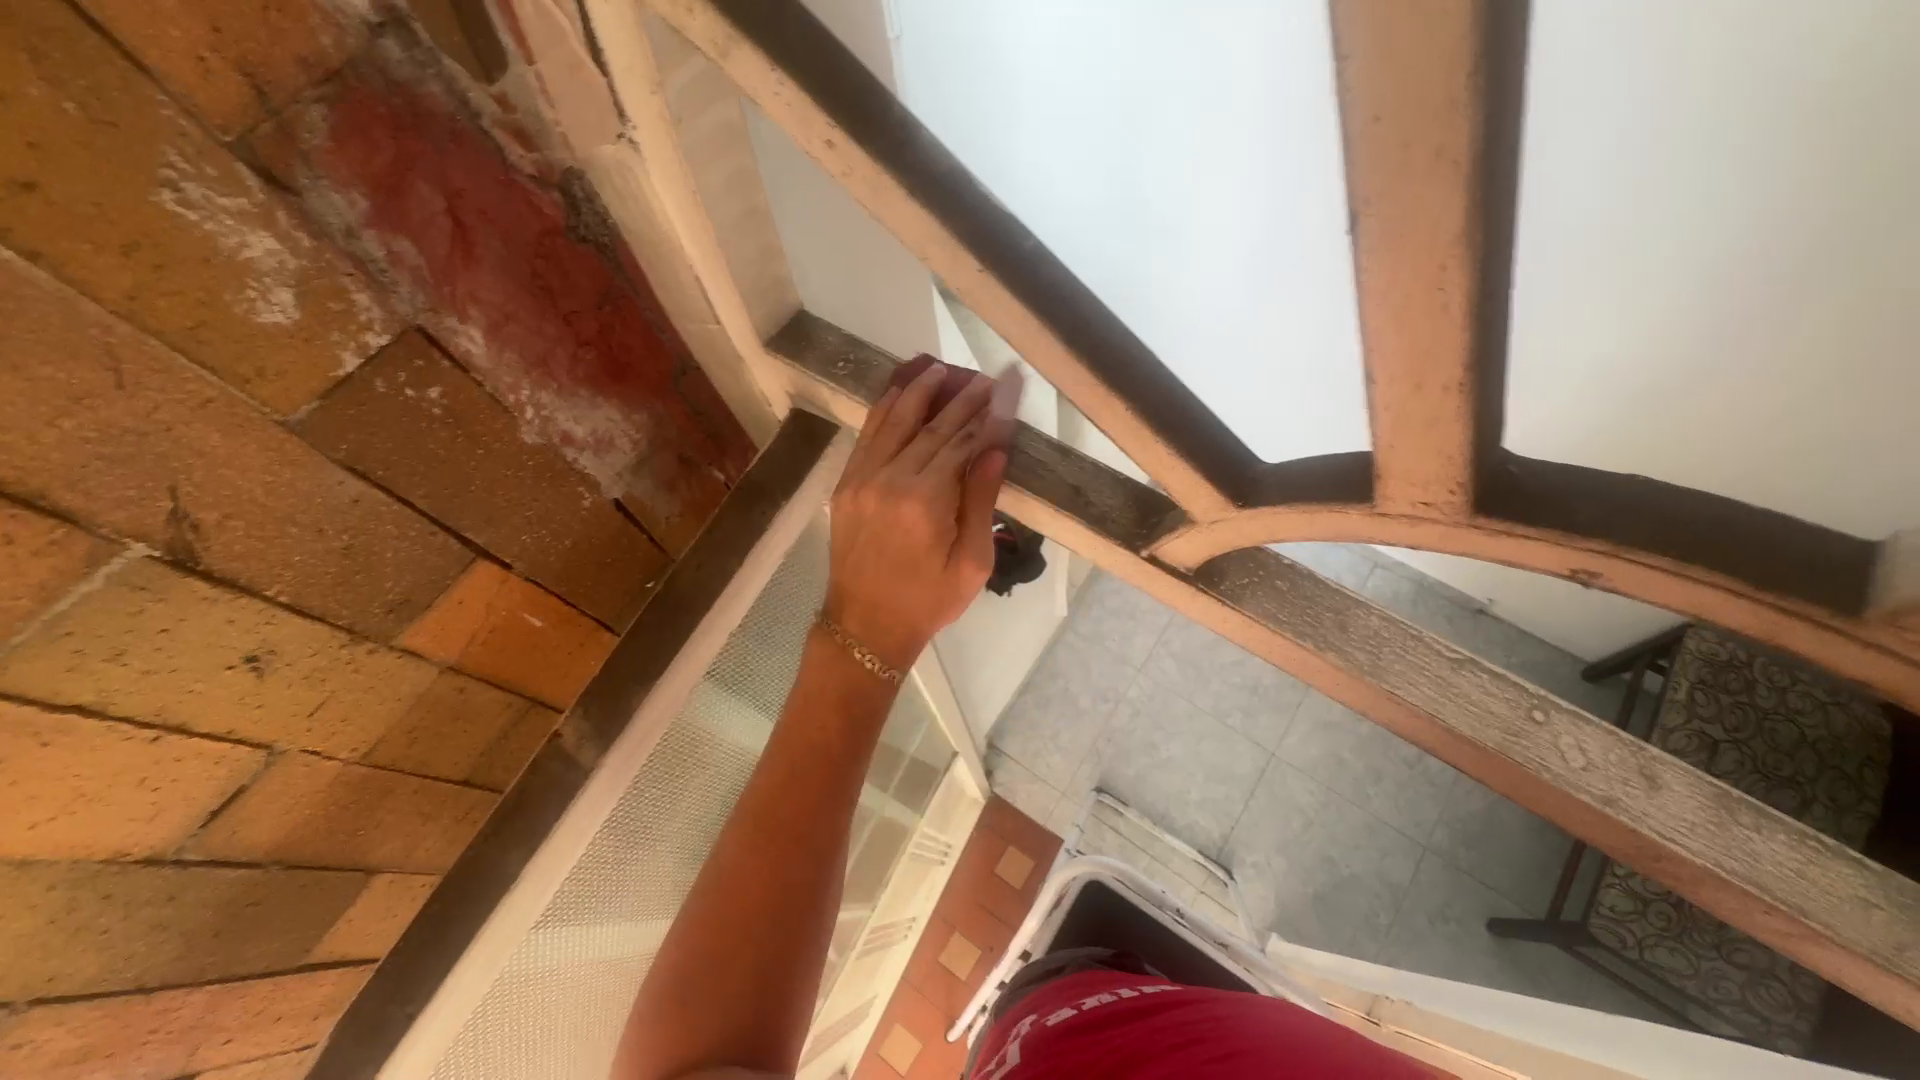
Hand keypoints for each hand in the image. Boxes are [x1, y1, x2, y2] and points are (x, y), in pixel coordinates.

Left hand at [824, 356, 1019, 670]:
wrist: (865, 627)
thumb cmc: (928, 601)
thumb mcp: (972, 563)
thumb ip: (982, 500)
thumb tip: (997, 446)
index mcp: (927, 502)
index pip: (964, 441)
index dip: (989, 412)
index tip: (1009, 385)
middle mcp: (891, 479)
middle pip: (933, 426)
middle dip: (961, 397)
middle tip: (985, 376)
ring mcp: (862, 478)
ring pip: (895, 420)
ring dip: (920, 390)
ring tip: (943, 367)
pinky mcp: (846, 483)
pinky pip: (867, 434)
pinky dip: (884, 407)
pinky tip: (900, 388)